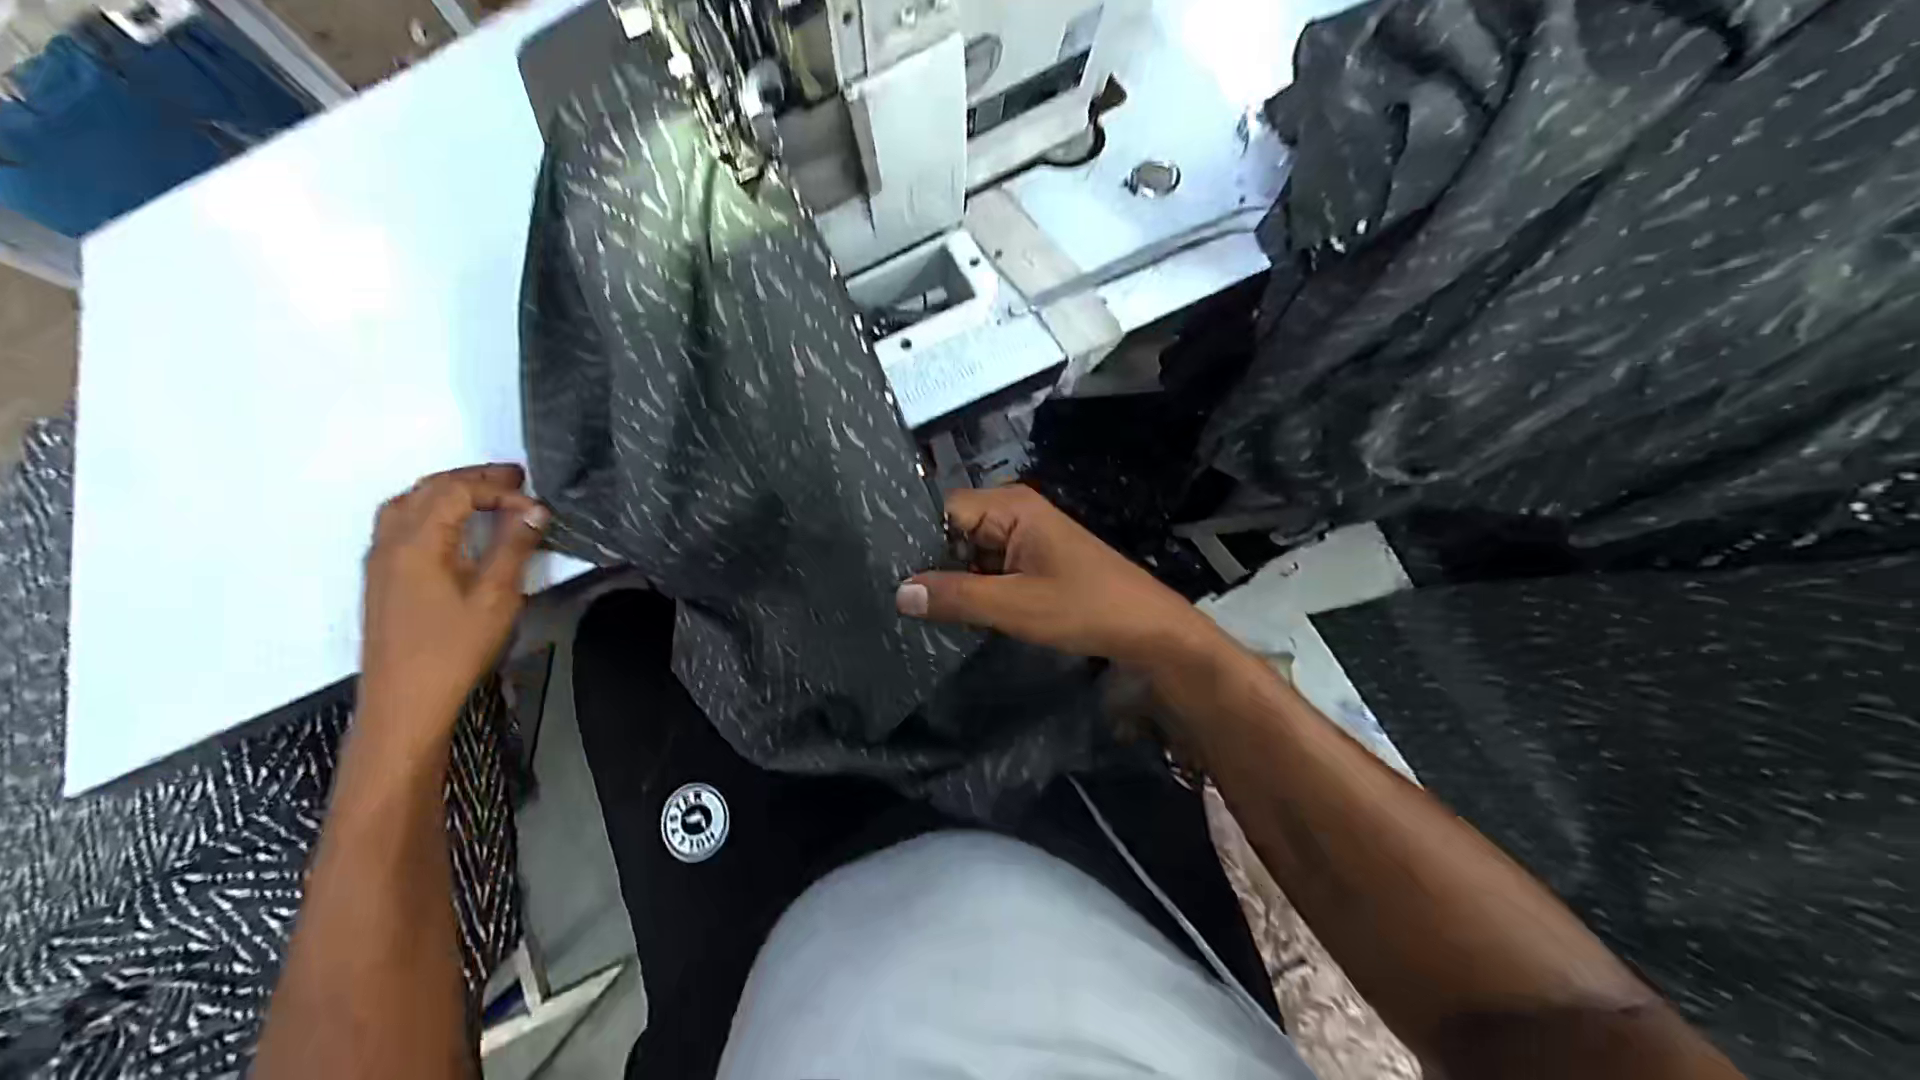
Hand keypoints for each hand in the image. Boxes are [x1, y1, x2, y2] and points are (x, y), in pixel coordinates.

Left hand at [359, 464, 550, 741]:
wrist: (405, 698)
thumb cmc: (454, 647)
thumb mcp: (496, 596)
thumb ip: (514, 547)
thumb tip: (534, 509)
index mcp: (418, 542)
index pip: (458, 492)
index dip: (500, 491)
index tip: (537, 507)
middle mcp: (391, 541)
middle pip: (429, 489)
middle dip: (474, 478)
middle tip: (516, 479)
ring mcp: (381, 559)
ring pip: (409, 502)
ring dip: (448, 490)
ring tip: (486, 494)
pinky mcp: (382, 576)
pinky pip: (401, 521)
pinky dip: (431, 508)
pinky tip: (453, 524)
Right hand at [896, 485, 1223, 667]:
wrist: (1148, 630)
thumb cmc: (1085, 608)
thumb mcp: (1015, 606)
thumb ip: (956, 597)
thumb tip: (899, 592)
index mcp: (1011, 507)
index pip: (943, 510)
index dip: (915, 538)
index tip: (884, 571)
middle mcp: (1014, 513)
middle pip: (953, 530)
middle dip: (930, 563)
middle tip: (893, 595)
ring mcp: (1024, 537)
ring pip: (969, 553)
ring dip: (952, 580)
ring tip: (913, 607)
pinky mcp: (1031, 561)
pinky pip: (988, 568)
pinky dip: (973, 589)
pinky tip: (950, 612)